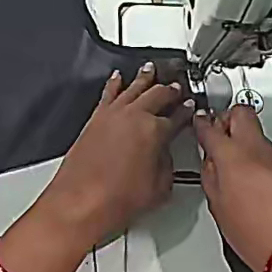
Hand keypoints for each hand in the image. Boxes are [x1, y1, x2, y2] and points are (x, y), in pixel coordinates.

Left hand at [28, 63, 191, 251]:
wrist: (81, 202)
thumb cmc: (114, 198)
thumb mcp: (159, 187)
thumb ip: (167, 165)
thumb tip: (164, 157)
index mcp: (155, 131)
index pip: (178, 116)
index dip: (186, 111)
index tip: (190, 107)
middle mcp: (134, 117)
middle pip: (158, 95)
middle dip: (170, 90)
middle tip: (177, 88)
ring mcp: (112, 115)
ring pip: (133, 87)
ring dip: (145, 78)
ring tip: (152, 69)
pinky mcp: (95, 119)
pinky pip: (108, 93)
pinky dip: (115, 83)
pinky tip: (117, 77)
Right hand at [193, 104, 271, 269]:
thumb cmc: (255, 230)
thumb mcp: (216, 202)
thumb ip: (210, 174)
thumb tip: (209, 164)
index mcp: (230, 153)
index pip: (209, 126)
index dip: (201, 123)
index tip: (198, 123)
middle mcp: (255, 148)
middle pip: (239, 112)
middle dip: (225, 117)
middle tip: (215, 130)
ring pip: (254, 128)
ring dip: (240, 134)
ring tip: (228, 154)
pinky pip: (264, 148)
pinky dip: (252, 152)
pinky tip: (245, 170)